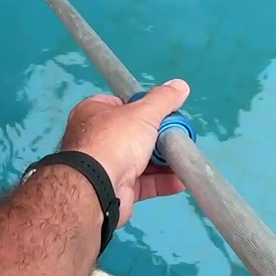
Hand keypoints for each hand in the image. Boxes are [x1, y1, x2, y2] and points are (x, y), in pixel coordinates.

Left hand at [57, 79, 189, 224]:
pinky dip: (161, 181)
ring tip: (183, 157)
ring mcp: (104, 165)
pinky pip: (142, 182)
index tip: (162, 113)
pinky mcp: (115, 189)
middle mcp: (95, 138)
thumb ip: (163, 99)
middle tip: (176, 136)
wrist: (97, 187)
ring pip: (140, 160)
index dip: (142, 107)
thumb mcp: (144, 113)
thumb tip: (180, 85)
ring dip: (163, 161)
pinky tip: (179, 180)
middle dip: (157, 137)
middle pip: (133, 134)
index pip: (120, 104)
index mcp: (93, 112)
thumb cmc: (115, 140)